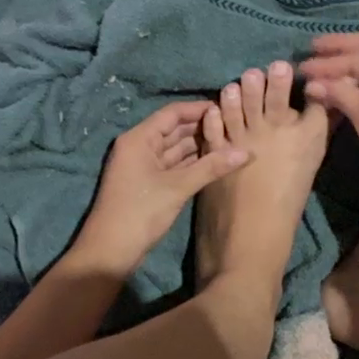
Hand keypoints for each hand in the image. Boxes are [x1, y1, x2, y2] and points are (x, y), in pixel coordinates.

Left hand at [69, 101, 250, 276]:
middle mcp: (140, 147)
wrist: (111, 250)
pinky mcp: (149, 183)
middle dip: (203, 128)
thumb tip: (247, 151)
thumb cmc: (140, 212)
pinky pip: (174, 165)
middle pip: (175, 129)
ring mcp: (144, 166)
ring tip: (232, 142)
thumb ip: (212, 167)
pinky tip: (216, 163)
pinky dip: (192, 164)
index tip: (229, 107)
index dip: (200, 109)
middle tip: (236, 126)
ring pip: (176, 149)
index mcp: (139, 139)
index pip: (173, 113)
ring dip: (200, 147)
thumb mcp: (178, 188)